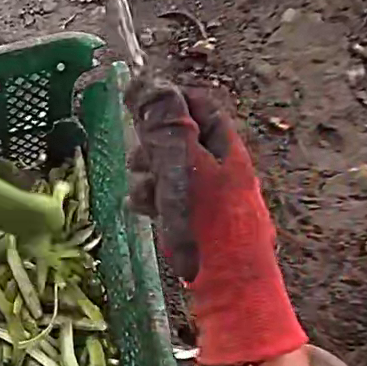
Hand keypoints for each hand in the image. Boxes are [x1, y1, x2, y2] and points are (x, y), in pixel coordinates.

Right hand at [127, 79, 305, 365]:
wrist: (227, 280)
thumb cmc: (215, 221)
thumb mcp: (190, 167)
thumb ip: (169, 127)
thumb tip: (147, 84)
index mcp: (225, 146)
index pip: (198, 105)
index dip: (169, 102)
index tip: (139, 107)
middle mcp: (214, 164)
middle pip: (174, 137)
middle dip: (152, 147)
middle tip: (144, 160)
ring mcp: (200, 192)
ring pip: (161, 168)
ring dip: (147, 177)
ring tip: (147, 195)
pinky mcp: (187, 216)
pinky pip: (160, 196)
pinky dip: (150, 201)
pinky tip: (145, 212)